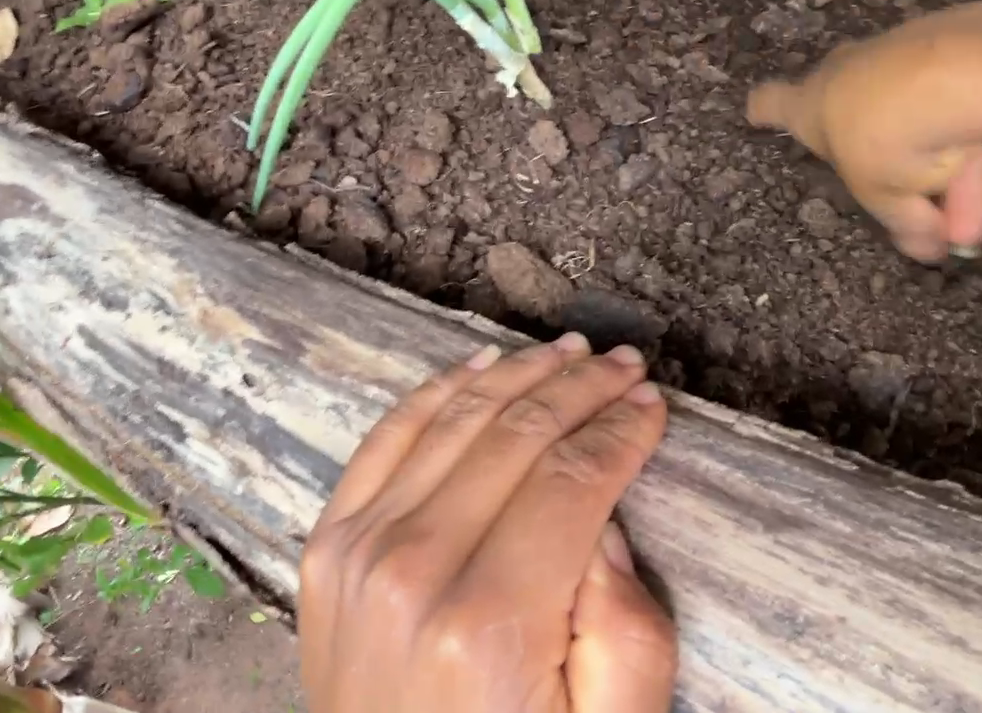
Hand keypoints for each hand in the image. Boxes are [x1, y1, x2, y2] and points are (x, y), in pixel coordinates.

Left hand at [300, 333, 675, 712]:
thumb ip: (625, 629)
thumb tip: (601, 516)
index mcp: (489, 625)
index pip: (571, 482)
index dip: (621, 431)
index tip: (653, 402)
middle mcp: (413, 571)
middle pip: (516, 438)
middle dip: (581, 389)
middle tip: (625, 363)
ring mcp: (359, 550)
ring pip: (455, 419)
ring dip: (519, 374)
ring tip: (568, 352)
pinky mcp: (328, 544)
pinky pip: (388, 436)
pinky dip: (438, 389)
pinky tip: (482, 361)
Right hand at [747, 2, 981, 260]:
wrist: (944, 72)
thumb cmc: (880, 136)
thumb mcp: (884, 196)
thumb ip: (903, 222)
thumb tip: (925, 250)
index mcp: (806, 107)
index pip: (771, 104)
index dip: (765, 110)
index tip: (758, 113)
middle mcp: (843, 74)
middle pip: (849, 107)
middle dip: (872, 143)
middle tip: (898, 183)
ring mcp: (895, 56)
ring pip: (912, 119)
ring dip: (937, 170)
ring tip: (965, 227)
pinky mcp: (948, 52)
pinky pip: (953, 112)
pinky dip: (968, 150)